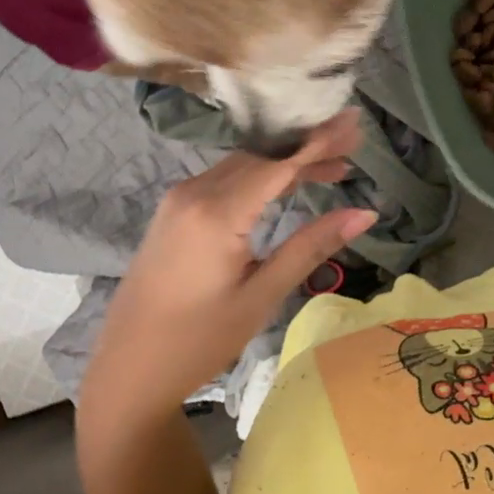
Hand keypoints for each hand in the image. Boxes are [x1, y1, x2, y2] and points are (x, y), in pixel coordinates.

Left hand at [80, 110, 377, 431]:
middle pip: (260, 156)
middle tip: (354, 140)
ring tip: (335, 165)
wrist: (129, 372)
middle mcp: (194, 193)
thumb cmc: (199, 342)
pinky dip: (261, 177)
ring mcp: (179, 201)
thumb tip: (365, 213)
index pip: (278, 163)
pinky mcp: (174, 214)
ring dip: (286, 161)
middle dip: (307, 145)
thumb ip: (311, 246)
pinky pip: (225, 181)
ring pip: (242, 166)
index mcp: (216, 213)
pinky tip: (288, 183)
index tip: (354, 121)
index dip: (319, 140)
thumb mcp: (262, 296)